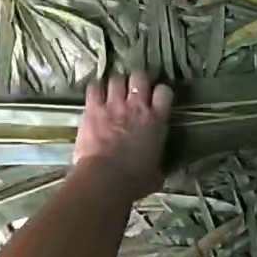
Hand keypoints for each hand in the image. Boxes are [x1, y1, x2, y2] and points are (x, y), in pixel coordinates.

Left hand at [73, 72, 172, 200]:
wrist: (105, 178)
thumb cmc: (134, 180)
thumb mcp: (156, 174)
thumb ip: (158, 166)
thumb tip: (158, 173)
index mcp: (156, 120)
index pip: (165, 92)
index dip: (161, 92)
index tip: (158, 98)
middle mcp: (136, 107)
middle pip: (140, 77)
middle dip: (138, 79)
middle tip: (135, 88)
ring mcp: (113, 106)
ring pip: (116, 79)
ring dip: (116, 84)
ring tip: (114, 91)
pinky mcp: (92, 110)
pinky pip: (94, 89)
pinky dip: (96, 91)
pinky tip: (96, 97)